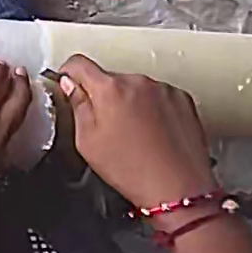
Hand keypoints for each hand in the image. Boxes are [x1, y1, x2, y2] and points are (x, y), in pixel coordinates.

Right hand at [58, 54, 216, 209]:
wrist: (178, 189)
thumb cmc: (132, 170)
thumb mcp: (87, 141)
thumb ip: (77, 106)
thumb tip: (71, 86)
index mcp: (110, 89)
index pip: (79, 63)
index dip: (69, 74)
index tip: (69, 84)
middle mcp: (138, 81)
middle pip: (108, 77)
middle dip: (102, 95)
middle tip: (104, 126)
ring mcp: (163, 89)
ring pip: (133, 86)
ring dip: (127, 101)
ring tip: (132, 134)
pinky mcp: (182, 99)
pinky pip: (156, 94)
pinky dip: (150, 107)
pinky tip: (150, 133)